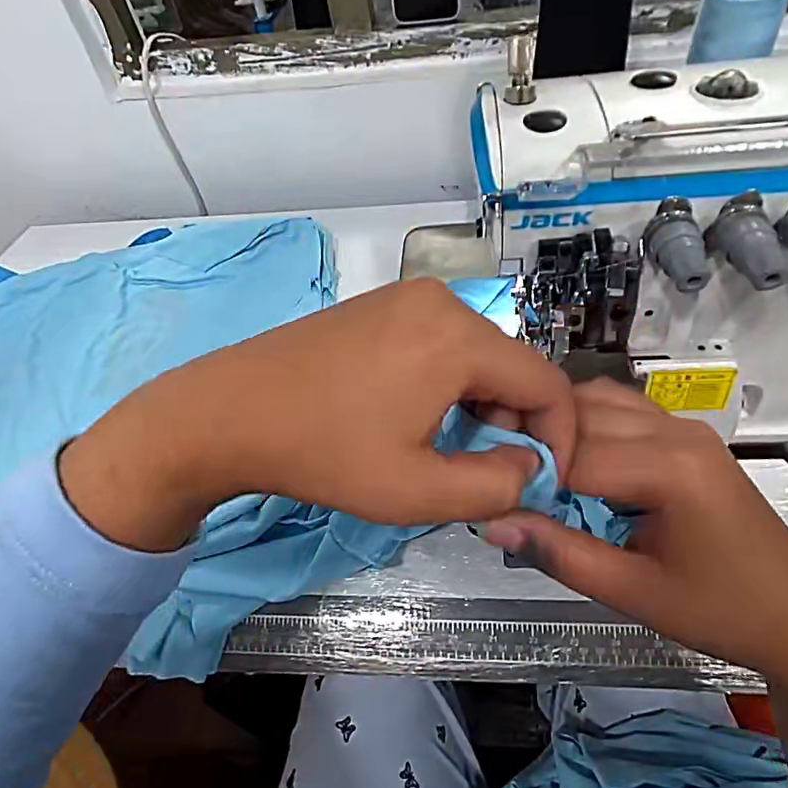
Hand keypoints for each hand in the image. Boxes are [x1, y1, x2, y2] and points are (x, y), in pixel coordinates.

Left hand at [59, 278, 574, 550]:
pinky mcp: (381, 304)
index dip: (560, 438)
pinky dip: (449, 382)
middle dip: (513, 423)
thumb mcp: (417, 491)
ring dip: (481, 405)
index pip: (548, 384)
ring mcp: (407, 296)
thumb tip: (531, 465)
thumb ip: (496, 488)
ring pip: (479, 355)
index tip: (544, 480)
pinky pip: (442, 342)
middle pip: (513, 366)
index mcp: (458, 337)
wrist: (227, 411)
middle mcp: (441, 301)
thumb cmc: (323, 453)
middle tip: (481, 469)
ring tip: (443, 447)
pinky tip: (414, 414)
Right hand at [478, 378, 787, 685]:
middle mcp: (678, 431)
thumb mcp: (633, 592)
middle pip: (583, 415)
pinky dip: (590, 425)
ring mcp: (686, 427)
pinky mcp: (689, 435)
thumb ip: (560, 552)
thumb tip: (491, 522)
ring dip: (563, 429)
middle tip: (510, 482)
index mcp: (670, 468)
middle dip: (541, 445)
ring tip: (538, 471)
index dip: (529, 476)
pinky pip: (625, 409)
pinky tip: (578, 462)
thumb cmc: (720, 612)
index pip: (574, 455)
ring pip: (601, 400)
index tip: (498, 500)